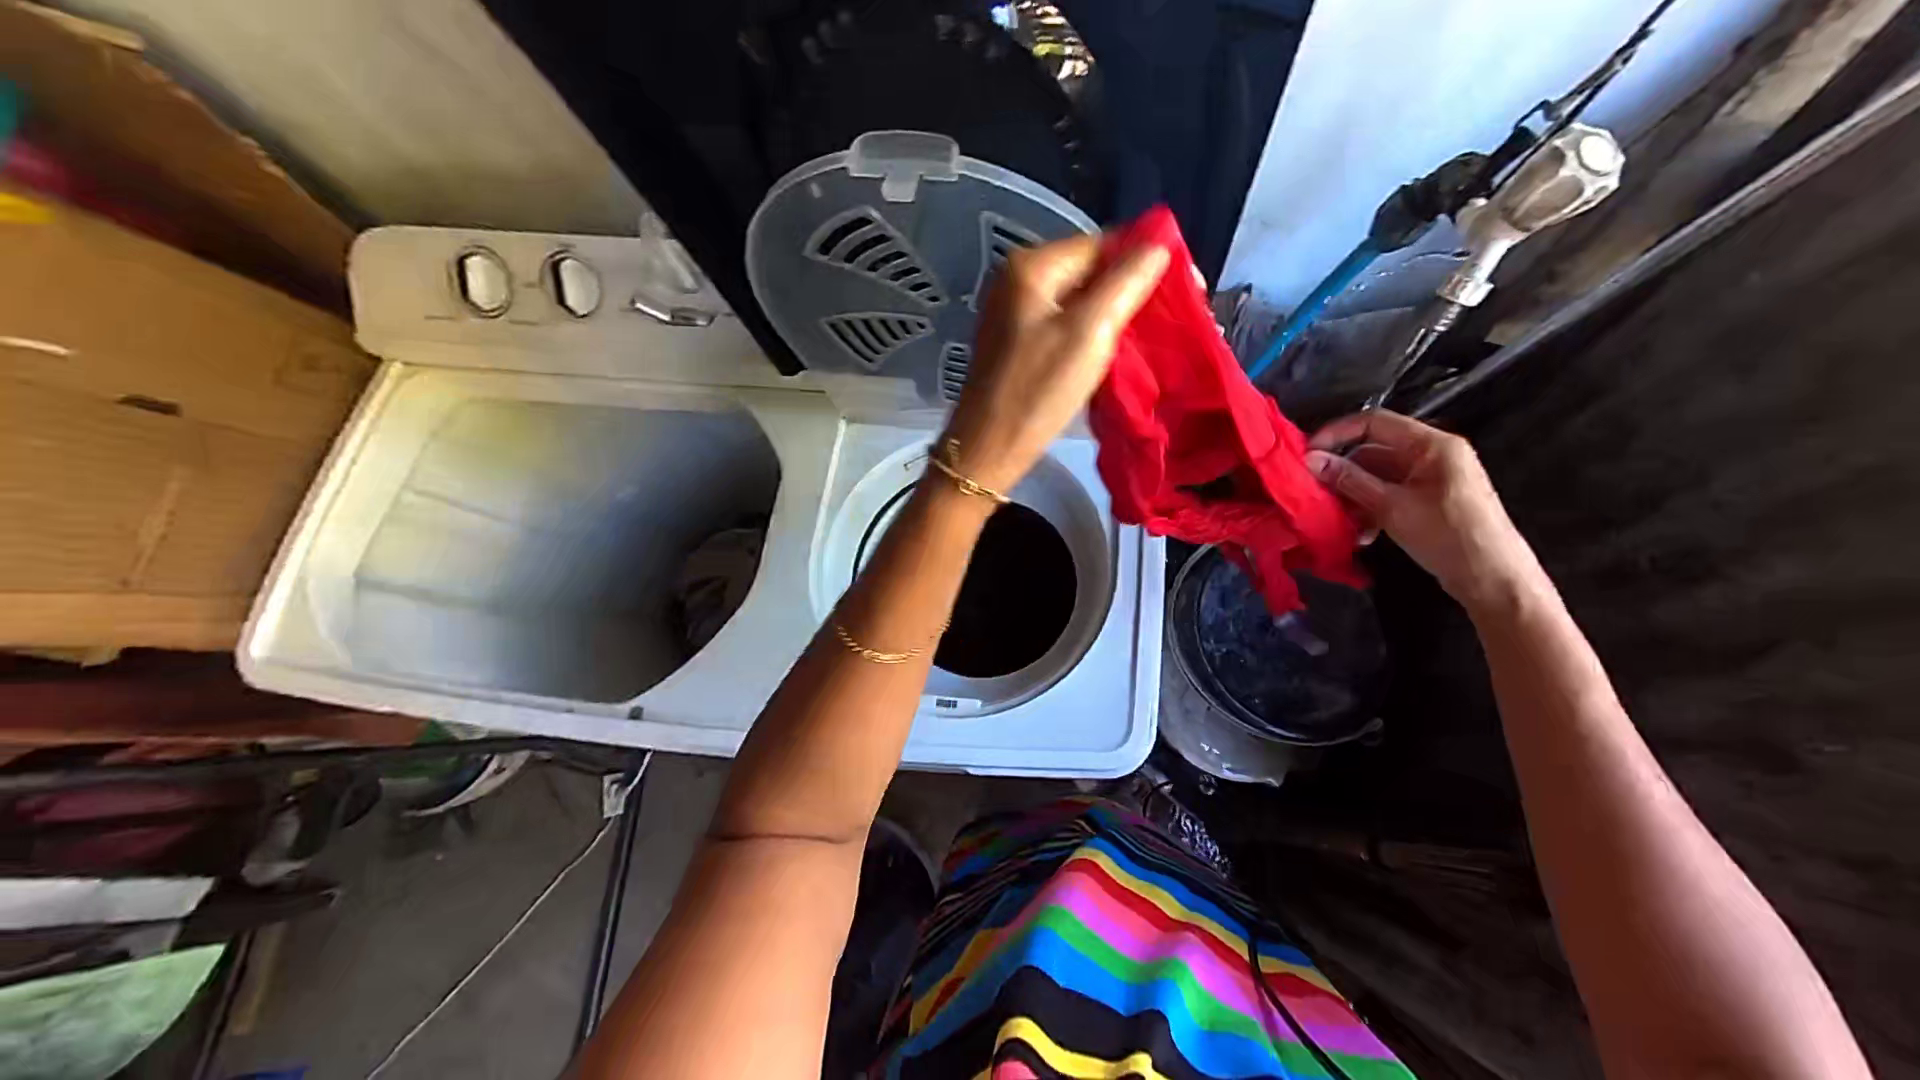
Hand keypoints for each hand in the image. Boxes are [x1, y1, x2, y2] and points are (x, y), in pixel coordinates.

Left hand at [942, 233, 1169, 492]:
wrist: (987, 449)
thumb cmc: (1038, 392)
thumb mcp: (1090, 332)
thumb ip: (1126, 282)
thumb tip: (1159, 243)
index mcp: (1031, 265)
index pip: (1103, 244)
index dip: (1147, 261)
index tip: (1188, 290)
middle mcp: (1016, 278)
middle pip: (1090, 269)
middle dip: (1133, 289)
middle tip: (1173, 317)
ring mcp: (1013, 310)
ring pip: (1079, 298)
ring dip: (1114, 313)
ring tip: (1150, 335)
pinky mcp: (1015, 340)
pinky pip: (1064, 322)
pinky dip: (1090, 331)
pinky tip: (1114, 350)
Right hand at [1305, 410, 1545, 610]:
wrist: (1492, 578)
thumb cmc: (1448, 535)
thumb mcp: (1392, 507)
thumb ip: (1350, 480)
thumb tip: (1311, 460)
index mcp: (1432, 444)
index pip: (1374, 422)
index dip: (1336, 433)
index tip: (1306, 454)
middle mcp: (1432, 454)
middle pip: (1373, 450)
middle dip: (1341, 471)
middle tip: (1313, 490)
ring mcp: (1430, 478)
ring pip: (1377, 476)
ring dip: (1353, 495)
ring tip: (1336, 518)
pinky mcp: (1427, 501)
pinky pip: (1388, 494)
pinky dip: (1370, 509)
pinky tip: (1360, 533)